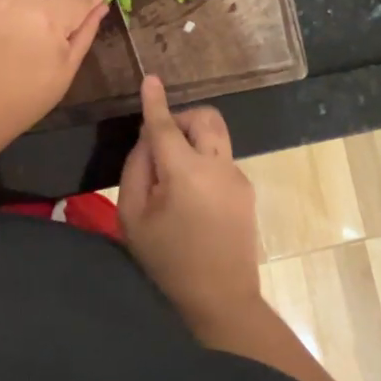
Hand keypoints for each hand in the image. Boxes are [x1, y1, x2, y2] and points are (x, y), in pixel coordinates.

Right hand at [118, 75, 260, 326]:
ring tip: (174, 175)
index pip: (166, 126)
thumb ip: (136, 169)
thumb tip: (148, 140)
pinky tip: (191, 196)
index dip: (155, 101)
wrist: (221, 302)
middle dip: (182, 118)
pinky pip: (221, 160)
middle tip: (161, 142)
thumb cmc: (167, 262)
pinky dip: (203, 161)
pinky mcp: (246, 192)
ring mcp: (238, 179)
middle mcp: (218, 167)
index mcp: (186, 173)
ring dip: (193, 139)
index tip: (150, 79)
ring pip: (216, 136)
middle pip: (205, 118)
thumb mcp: (133, 217)